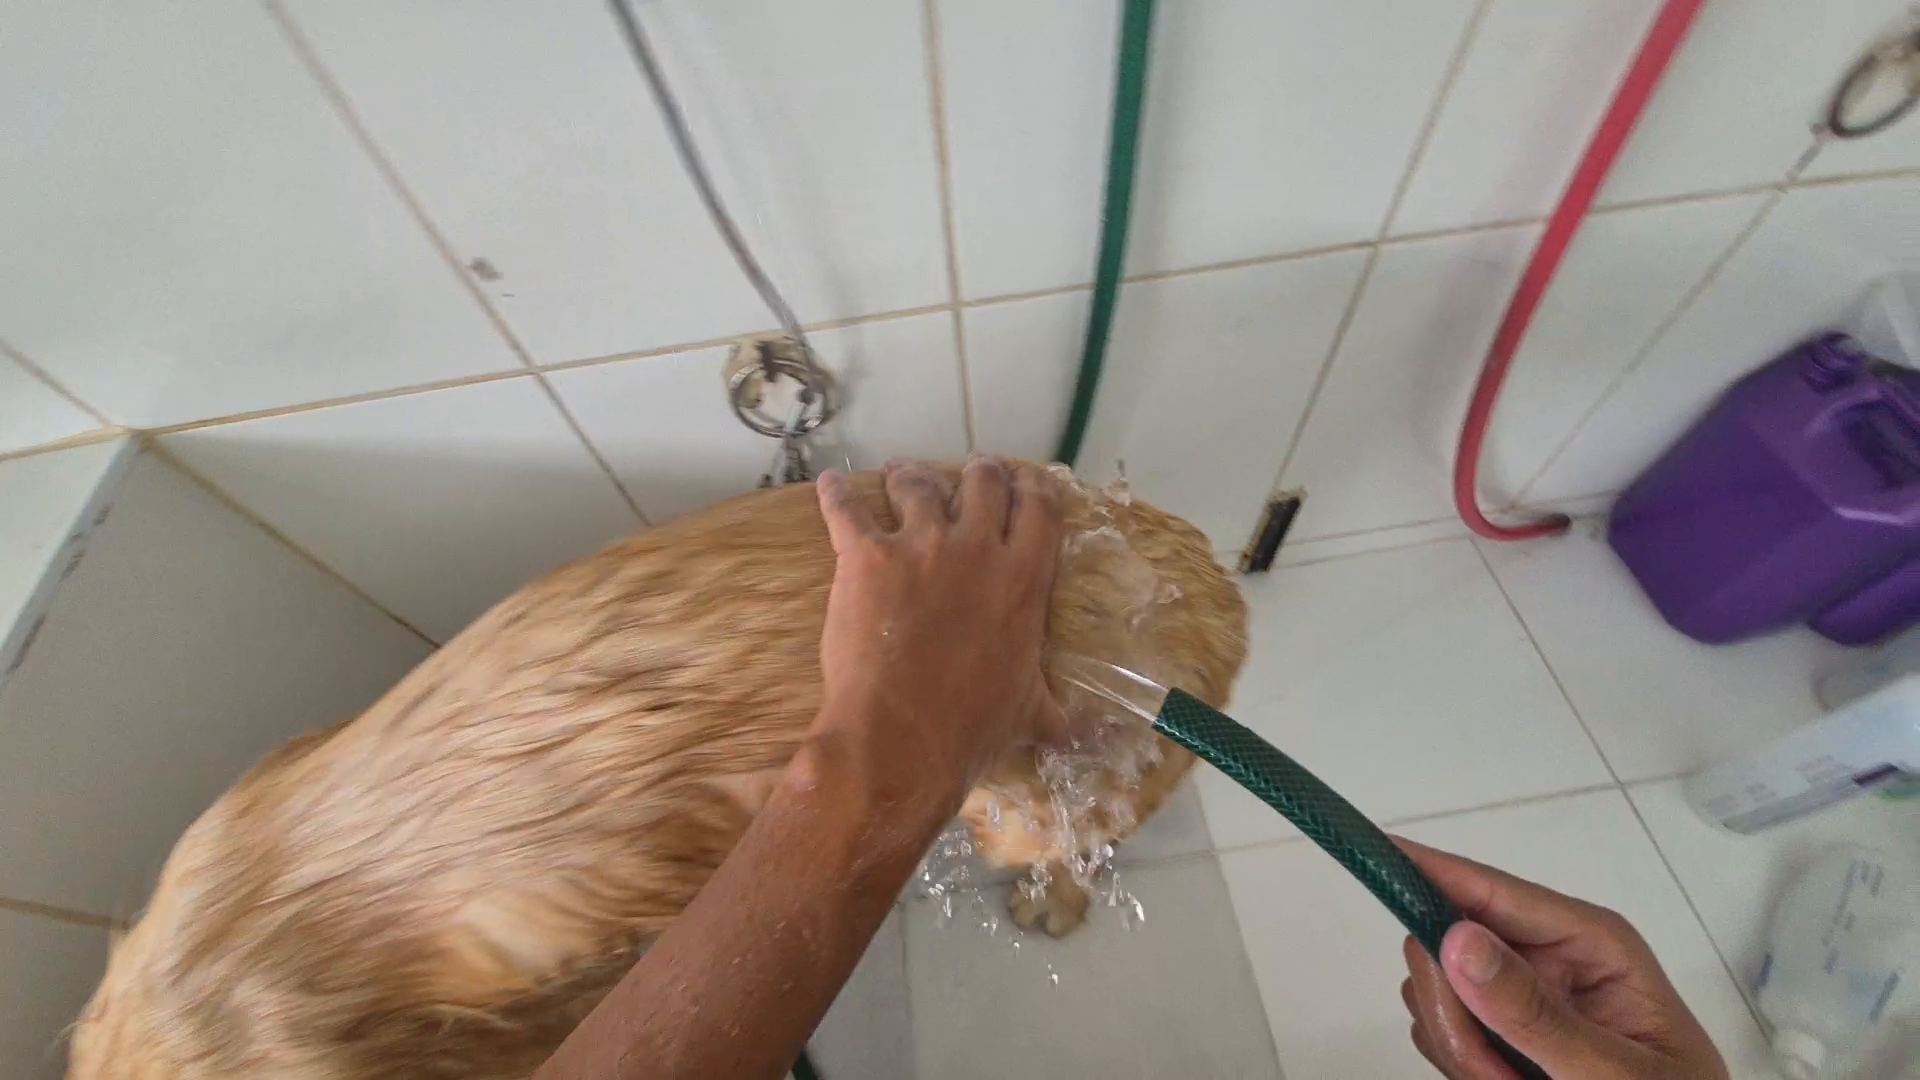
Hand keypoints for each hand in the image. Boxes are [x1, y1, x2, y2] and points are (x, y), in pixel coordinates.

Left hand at [811, 457, 1065, 812]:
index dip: (1033, 484)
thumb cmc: (973, 726)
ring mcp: (919, 545)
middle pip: (983, 480)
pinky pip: (846, 508)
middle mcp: (976, 548)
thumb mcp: (1034, 716)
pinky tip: (830, 484)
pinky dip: (836, 493)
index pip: (1039, 506)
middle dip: (980, 471)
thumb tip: (1110, 738)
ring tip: (904, 474)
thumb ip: (1071, 717)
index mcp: (1022, 578)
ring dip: (911, 476)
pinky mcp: (866, 555)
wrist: (902, 737)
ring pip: (917, 484)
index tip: (1025, 479)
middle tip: (971, 474)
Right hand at [1396, 839, 1728, 1079]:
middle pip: (1445, 939)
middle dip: (1456, 1009)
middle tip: (1490, 1072)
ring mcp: (1510, 980)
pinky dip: (1455, 1055)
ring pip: (1431, 982)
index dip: (1424, 866)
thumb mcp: (1619, 1078)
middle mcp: (1539, 947)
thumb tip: (1455, 936)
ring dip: (1457, 1043)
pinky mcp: (1489, 1013)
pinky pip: (1433, 1014)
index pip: (1486, 886)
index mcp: (1586, 940)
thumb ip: (1538, 1015)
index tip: (1370, 850)